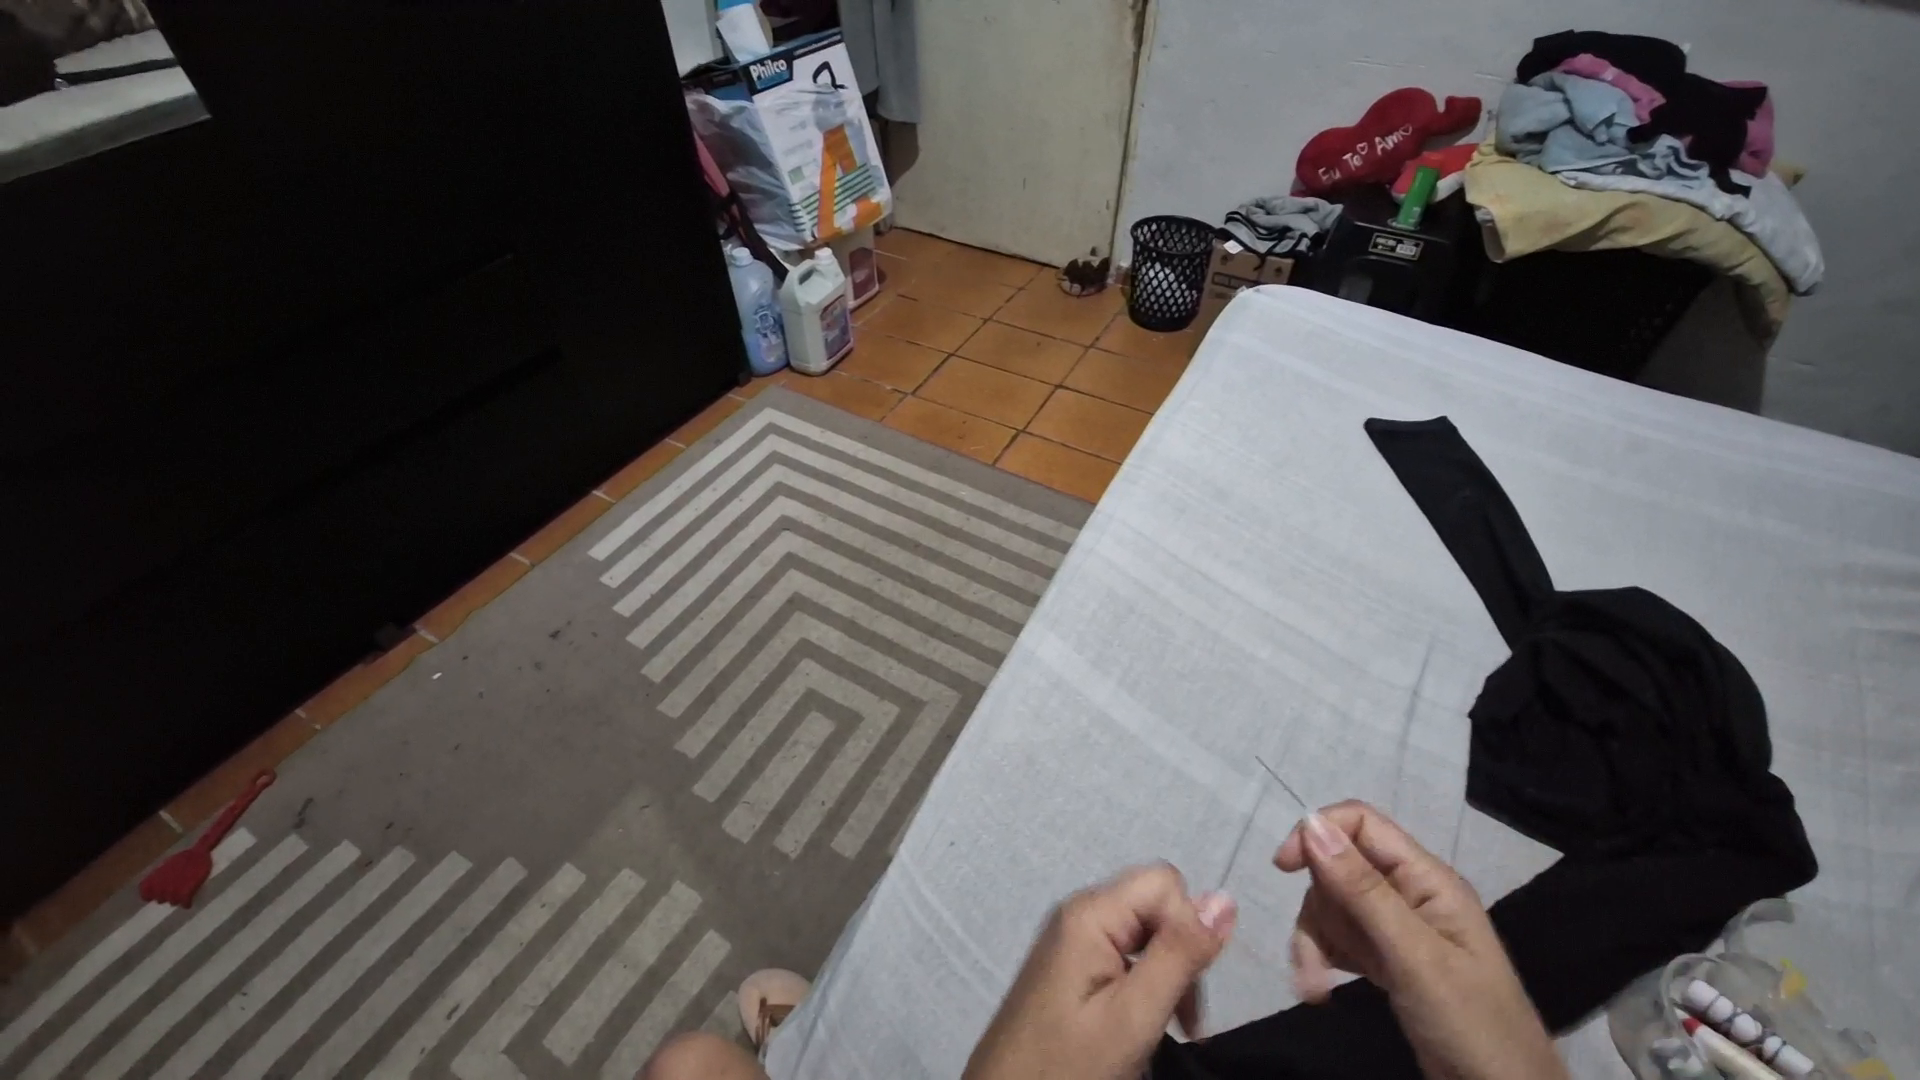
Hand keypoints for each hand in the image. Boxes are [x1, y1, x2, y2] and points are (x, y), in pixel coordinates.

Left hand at [964, 864, 1236, 1079]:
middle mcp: (1080, 911)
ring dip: (1166, 975)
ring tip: (1162, 1030)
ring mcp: (1072, 937)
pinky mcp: (1071, 963)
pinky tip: (1140, 1024)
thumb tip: (1225, 897)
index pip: (1165, 882)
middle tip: (1178, 1020)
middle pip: (1155, 904)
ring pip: (1145, 931)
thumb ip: (1179, 955)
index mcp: (1090, 912)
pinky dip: (1144, 984)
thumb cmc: (1068, 1065)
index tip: (1185, 992)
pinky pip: (1124, 952)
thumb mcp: (1132, 1017)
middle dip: (1180, 955)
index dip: (1188, 929)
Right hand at [1275, 801, 1566, 1079]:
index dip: (1317, 832)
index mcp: (1427, 879)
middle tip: (1313, 955)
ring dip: (1314, 941)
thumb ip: (1363, 889)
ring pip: (1330, 904)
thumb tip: (1311, 823)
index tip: (1284, 867)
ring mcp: (1397, 927)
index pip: (1361, 823)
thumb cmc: (1472, 1026)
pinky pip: (1337, 937)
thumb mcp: (1415, 957)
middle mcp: (1409, 893)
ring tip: (1315, 987)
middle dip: (1317, 908)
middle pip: (1336, 866)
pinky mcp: (1386, 958)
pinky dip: (1321, 958)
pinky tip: (1321, 988)